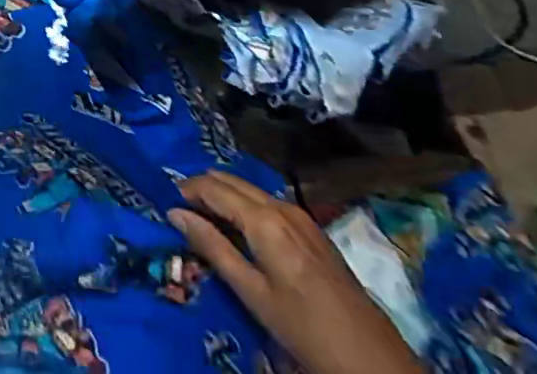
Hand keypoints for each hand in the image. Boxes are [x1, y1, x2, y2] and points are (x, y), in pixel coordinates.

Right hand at [169, 172, 422, 373]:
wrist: (372, 359)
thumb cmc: (304, 328)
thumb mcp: (251, 292)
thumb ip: (212, 247)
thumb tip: (174, 213)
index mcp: (264, 220)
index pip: (212, 187)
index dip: (185, 190)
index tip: (164, 202)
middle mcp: (281, 206)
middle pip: (230, 181)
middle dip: (202, 188)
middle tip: (180, 209)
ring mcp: (300, 216)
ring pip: (248, 189)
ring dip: (223, 196)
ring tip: (204, 219)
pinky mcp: (311, 229)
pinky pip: (266, 202)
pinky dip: (244, 206)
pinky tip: (237, 229)